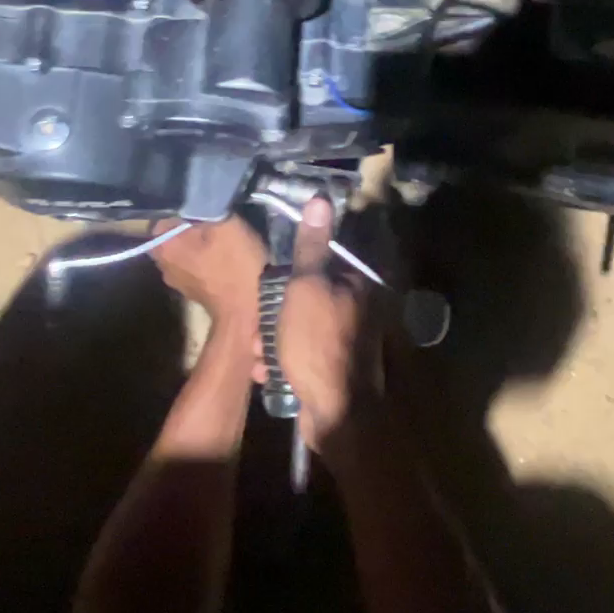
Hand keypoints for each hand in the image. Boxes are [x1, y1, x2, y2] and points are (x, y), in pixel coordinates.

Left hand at [150, 217, 266, 325]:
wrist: (245, 309)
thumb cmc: (233, 263)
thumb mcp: (224, 224)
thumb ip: (203, 207)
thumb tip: (192, 198)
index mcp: (163, 246)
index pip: (161, 217)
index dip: (180, 210)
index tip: (199, 209)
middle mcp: (162, 265)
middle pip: (171, 236)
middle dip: (187, 228)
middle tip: (211, 222)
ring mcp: (176, 281)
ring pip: (182, 252)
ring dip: (196, 246)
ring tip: (218, 240)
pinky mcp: (191, 292)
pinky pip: (192, 267)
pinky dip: (203, 262)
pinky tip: (221, 260)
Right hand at [279, 198, 374, 446]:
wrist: (337, 413)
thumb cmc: (317, 343)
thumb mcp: (306, 288)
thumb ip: (310, 247)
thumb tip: (320, 199)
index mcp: (354, 286)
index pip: (317, 264)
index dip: (288, 273)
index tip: (266, 286)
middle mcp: (355, 310)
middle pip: (305, 298)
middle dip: (274, 313)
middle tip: (257, 329)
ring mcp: (345, 342)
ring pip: (300, 328)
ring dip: (273, 339)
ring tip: (258, 354)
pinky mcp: (334, 369)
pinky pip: (302, 354)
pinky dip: (283, 361)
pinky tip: (266, 372)